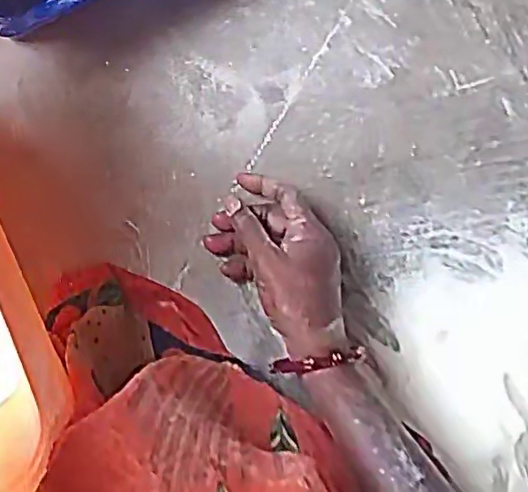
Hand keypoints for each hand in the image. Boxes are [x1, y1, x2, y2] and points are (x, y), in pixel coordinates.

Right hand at [204, 173, 346, 356]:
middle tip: (218, 223)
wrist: (313, 345)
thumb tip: (233, 203)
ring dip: (239, 242)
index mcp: (309, 230)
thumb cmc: (295, 302)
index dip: (260, 185)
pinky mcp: (297, 276)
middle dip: (240, 222)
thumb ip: (247, 227)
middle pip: (271, 219)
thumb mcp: (264, 259)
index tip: (239, 182)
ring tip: (214, 246)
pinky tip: (230, 267)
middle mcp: (310, 241)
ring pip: (266, 240)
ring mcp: (304, 259)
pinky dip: (250, 260)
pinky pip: (271, 258)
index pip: (284, 195)